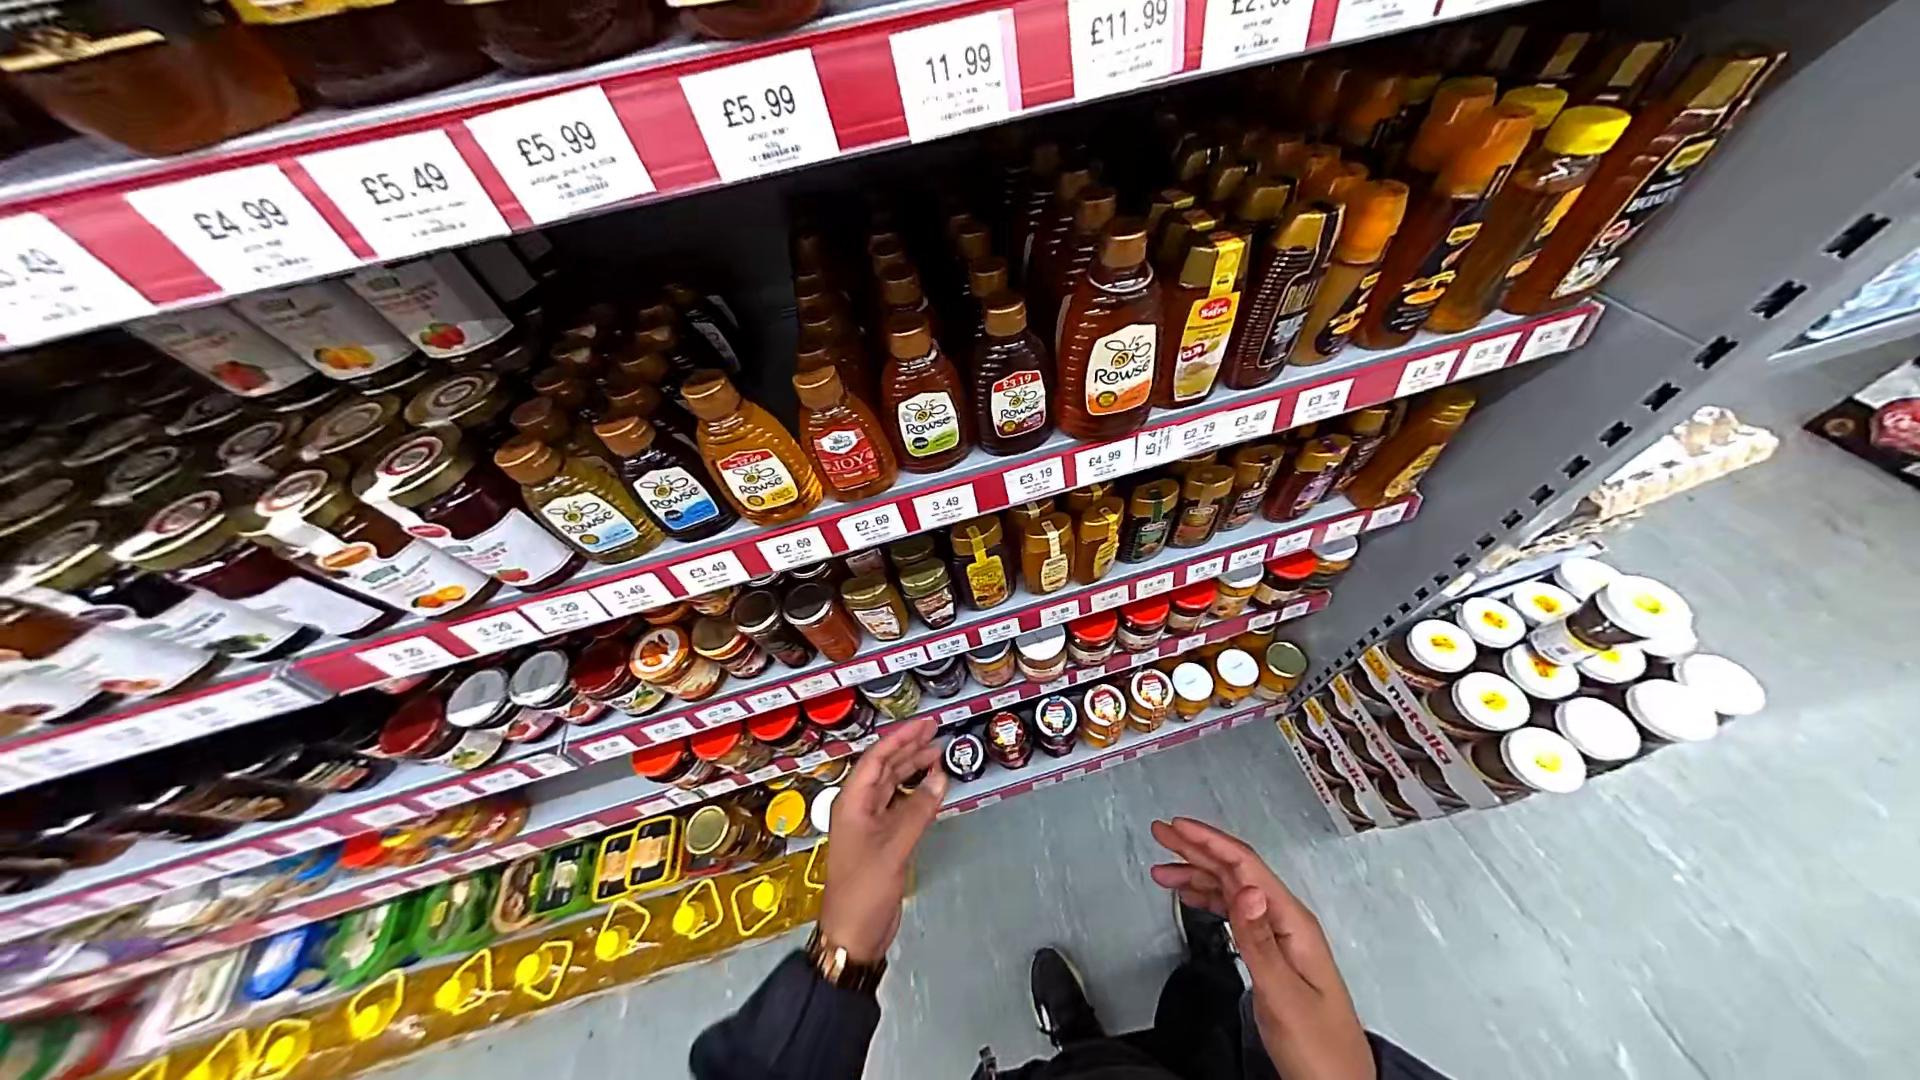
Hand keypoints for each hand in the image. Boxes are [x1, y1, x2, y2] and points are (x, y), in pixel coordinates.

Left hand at [819, 716, 946, 961]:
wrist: (853, 936)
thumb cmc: (864, 890)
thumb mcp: (893, 847)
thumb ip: (918, 810)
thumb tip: (940, 776)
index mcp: (851, 802)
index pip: (877, 758)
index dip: (901, 738)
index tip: (924, 724)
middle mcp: (858, 807)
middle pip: (884, 767)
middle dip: (909, 747)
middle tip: (934, 732)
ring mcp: (870, 824)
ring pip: (892, 784)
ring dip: (912, 768)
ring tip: (936, 753)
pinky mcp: (882, 839)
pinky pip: (899, 804)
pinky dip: (916, 792)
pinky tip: (930, 786)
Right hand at [1149, 818, 1372, 1079]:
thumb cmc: (1319, 1049)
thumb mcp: (1284, 994)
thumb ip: (1259, 940)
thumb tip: (1247, 890)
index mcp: (1290, 922)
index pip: (1244, 865)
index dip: (1208, 840)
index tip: (1178, 827)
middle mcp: (1285, 920)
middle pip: (1235, 869)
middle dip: (1196, 847)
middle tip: (1162, 833)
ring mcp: (1278, 934)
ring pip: (1231, 887)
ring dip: (1195, 872)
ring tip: (1164, 867)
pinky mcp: (1270, 949)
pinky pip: (1233, 908)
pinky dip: (1206, 896)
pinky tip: (1190, 895)